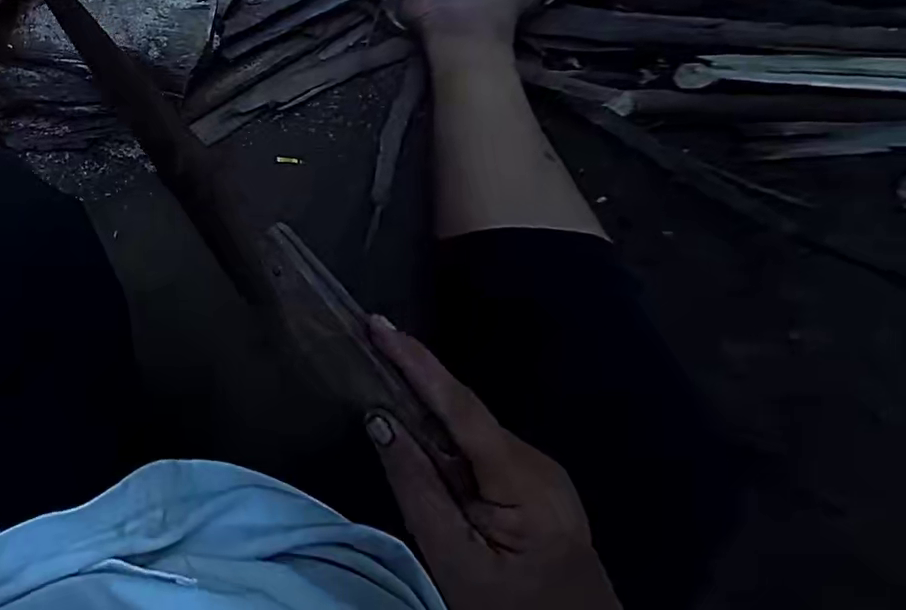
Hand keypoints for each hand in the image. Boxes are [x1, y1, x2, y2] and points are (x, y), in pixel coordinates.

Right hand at [366, 317, 620, 609]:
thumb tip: (379, 417)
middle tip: (366, 337)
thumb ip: (414, 483)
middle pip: (464, 410)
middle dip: (414, 373)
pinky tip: (411, 420)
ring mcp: (540, 472)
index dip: (417, 362)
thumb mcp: (452, 557)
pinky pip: (474, 440)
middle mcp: (539, 465)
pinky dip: (438, 425)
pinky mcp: (532, 481)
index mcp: (527, 485)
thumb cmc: (509, 609)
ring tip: (377, 368)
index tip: (377, 324)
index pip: (462, 409)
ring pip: (467, 423)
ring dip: (422, 399)